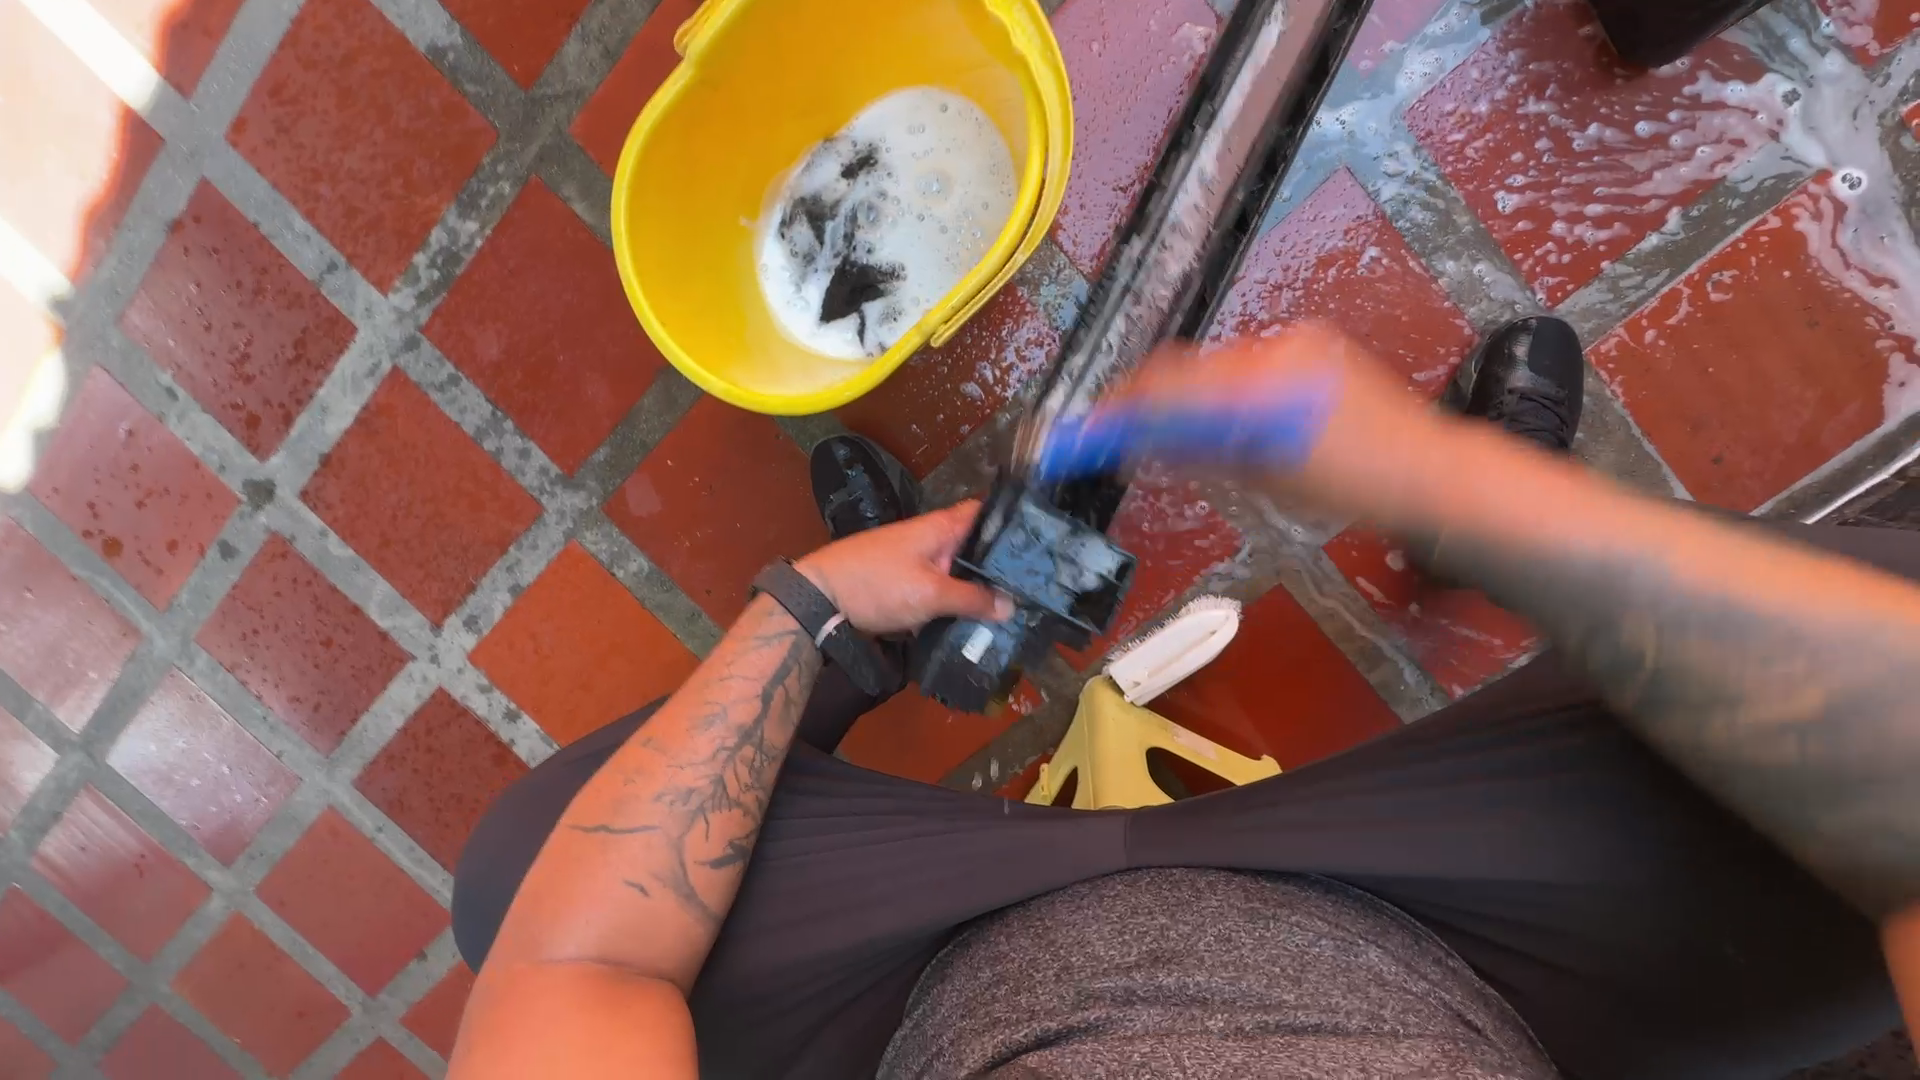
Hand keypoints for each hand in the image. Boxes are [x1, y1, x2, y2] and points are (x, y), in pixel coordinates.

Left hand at [794, 501, 1013, 634]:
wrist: (820, 600)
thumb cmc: (878, 584)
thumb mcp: (931, 594)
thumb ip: (972, 598)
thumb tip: (1010, 606)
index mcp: (941, 527)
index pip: (984, 511)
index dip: (1011, 521)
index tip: (1041, 542)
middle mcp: (932, 538)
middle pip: (974, 545)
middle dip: (1000, 564)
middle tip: (1035, 585)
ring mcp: (917, 561)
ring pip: (958, 570)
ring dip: (978, 587)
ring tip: (1015, 606)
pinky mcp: (905, 584)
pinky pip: (940, 589)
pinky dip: (956, 601)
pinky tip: (976, 619)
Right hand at [1034, 321, 1449, 519]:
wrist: (1426, 469)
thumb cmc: (1350, 487)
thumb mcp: (1261, 478)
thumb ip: (1196, 452)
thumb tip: (1142, 445)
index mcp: (1264, 386)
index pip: (1172, 387)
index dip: (1122, 407)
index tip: (1090, 425)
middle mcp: (1277, 349)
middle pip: (1186, 368)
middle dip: (1148, 399)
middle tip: (1119, 430)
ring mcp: (1295, 341)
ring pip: (1211, 365)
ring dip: (1184, 396)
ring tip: (1170, 432)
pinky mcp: (1307, 342)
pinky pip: (1241, 362)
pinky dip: (1217, 388)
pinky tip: (1217, 416)